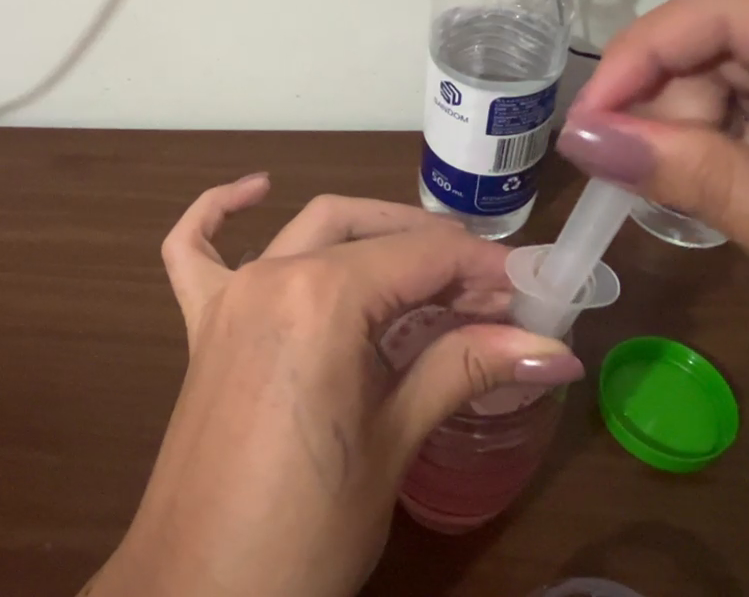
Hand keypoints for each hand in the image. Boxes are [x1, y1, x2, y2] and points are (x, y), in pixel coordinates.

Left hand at [87, 177, 583, 596]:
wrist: (200, 592)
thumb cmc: (306, 530)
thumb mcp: (393, 445)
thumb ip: (463, 370)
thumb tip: (554, 347)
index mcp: (323, 300)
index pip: (422, 256)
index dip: (483, 266)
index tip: (529, 288)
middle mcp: (272, 275)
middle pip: (370, 233)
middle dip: (435, 250)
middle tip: (490, 290)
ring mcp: (230, 295)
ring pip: (308, 228)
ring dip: (368, 233)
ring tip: (424, 264)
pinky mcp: (202, 324)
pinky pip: (193, 247)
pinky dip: (218, 210)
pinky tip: (255, 191)